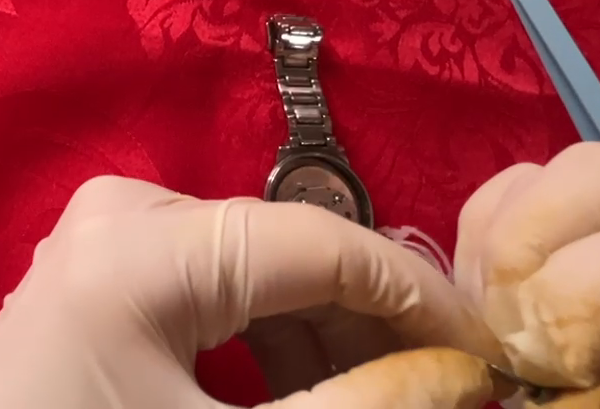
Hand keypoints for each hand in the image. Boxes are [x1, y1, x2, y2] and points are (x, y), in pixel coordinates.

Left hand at [0, 176, 510, 408]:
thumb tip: (457, 387)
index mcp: (146, 247)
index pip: (312, 242)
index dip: (413, 294)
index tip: (490, 355)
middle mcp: (130, 209)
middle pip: (283, 250)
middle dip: (369, 323)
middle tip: (443, 388)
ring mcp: (112, 222)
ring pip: (254, 264)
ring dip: (322, 332)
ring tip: (378, 393)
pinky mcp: (109, 249)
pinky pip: (213, 277)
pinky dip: (267, 333)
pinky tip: (304, 386)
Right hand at [455, 143, 599, 407]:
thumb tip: (555, 394)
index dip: (597, 293)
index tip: (550, 368)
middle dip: (526, 248)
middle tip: (505, 338)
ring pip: (545, 174)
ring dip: (492, 248)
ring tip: (494, 329)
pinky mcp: (596, 218)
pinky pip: (512, 196)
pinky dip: (480, 244)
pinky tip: (491, 307)